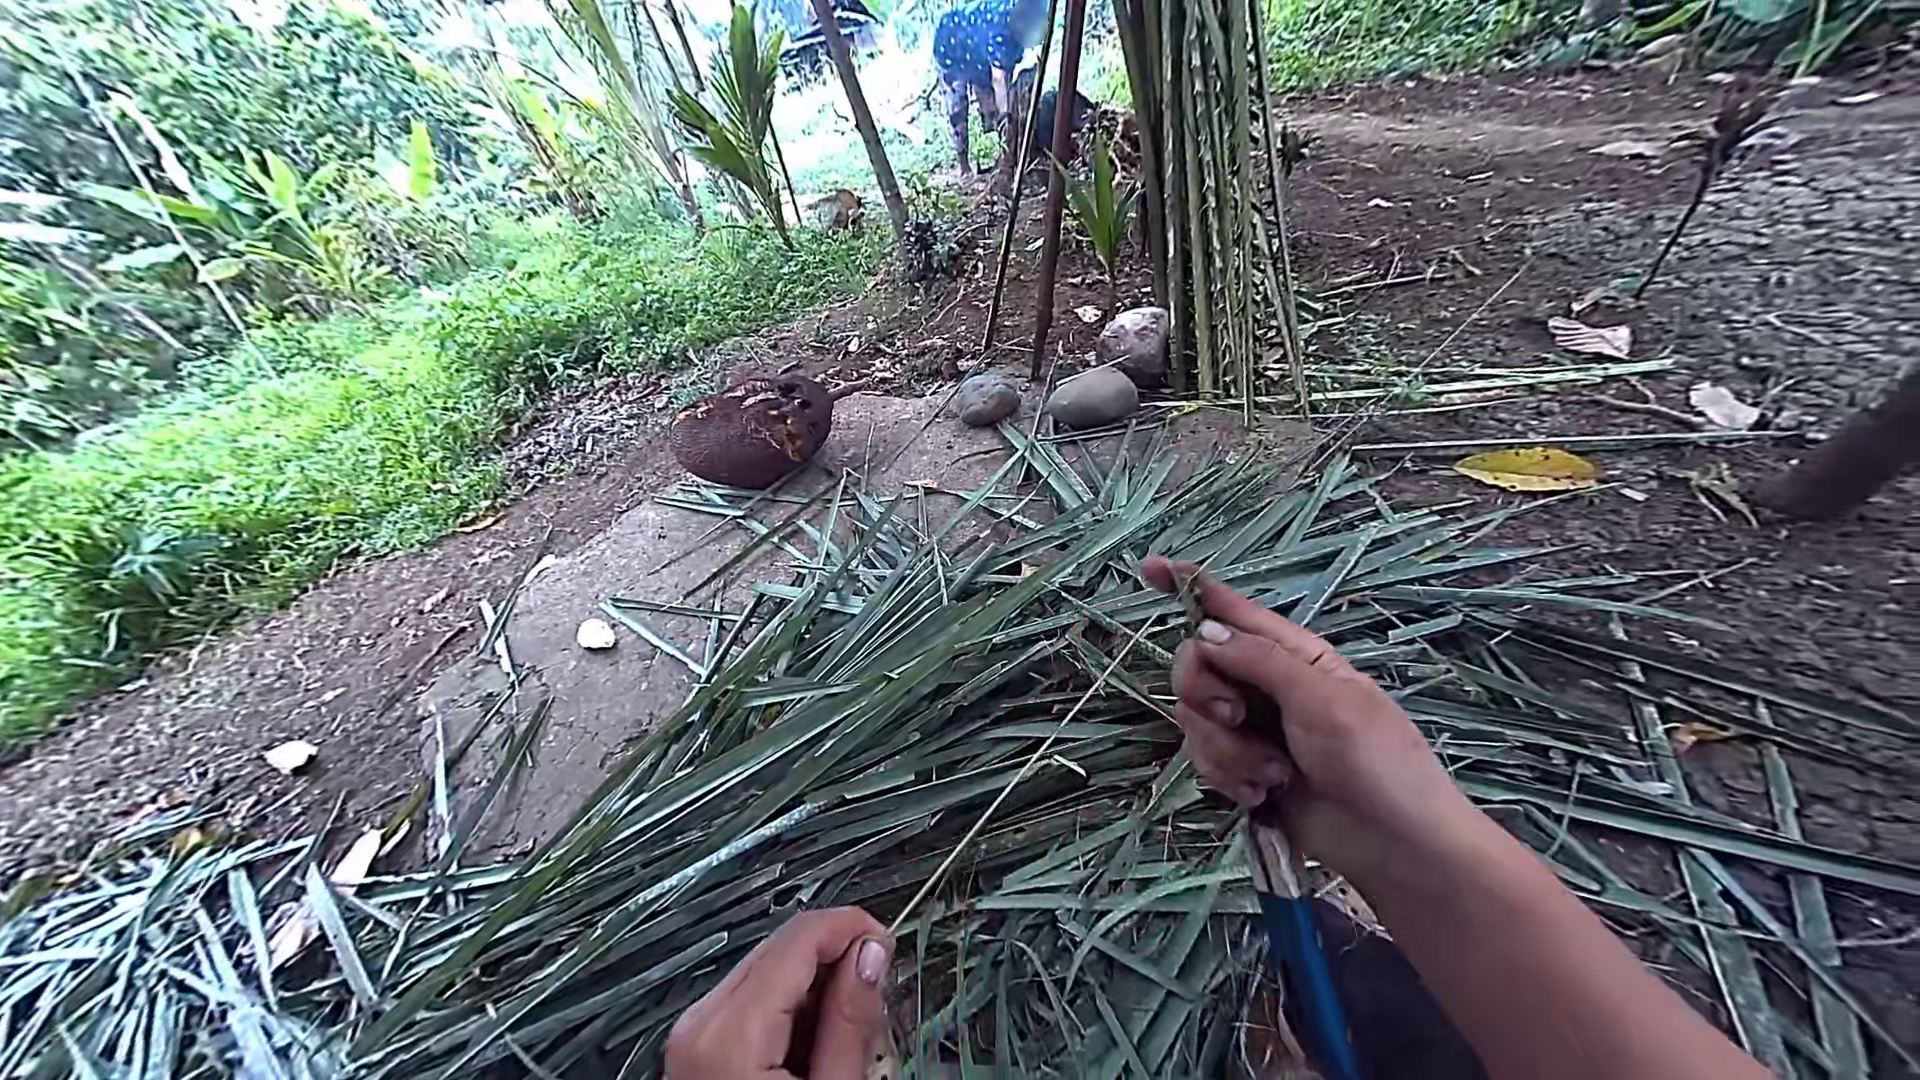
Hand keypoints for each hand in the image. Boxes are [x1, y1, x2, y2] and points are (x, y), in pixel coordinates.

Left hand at [666, 908, 892, 1079]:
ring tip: (847, 1026)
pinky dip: (791, 1002)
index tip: (888, 947)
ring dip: (815, 978)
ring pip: (770, 965)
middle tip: (876, 991)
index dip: (851, 928)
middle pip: (783, 945)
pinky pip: (753, 995)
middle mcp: (701, 1020)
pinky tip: (813, 1040)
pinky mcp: (696, 1047)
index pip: (801, 936)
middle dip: (835, 954)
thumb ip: (850, 1020)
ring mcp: (693, 1033)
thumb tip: (871, 950)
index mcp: (731, 1033)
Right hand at [1141, 557, 1472, 874]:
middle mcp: (1260, 682)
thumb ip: (1260, 661)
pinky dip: (1227, 776)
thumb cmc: (1377, 762)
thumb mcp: (1324, 701)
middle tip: (1235, 717)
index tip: (1149, 568)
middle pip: (1194, 662)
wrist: (1394, 849)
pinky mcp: (1238, 764)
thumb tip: (1203, 631)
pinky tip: (1263, 793)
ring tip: (1272, 773)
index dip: (1187, 585)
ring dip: (1227, 749)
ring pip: (1192, 714)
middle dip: (1204, 692)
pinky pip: (1200, 755)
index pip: (1229, 608)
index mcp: (1288, 653)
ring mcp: (1247, 724)